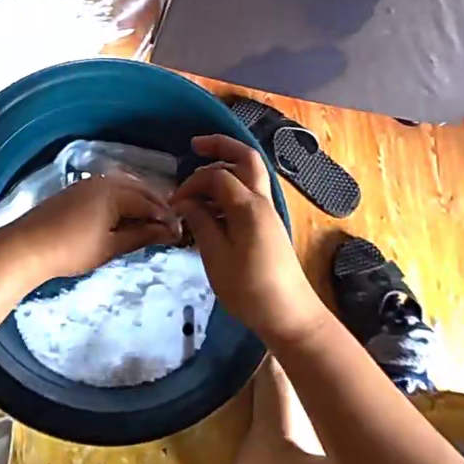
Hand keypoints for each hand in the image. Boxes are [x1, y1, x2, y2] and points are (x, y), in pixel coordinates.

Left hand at [0, 174, 180, 279]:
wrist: (28, 245)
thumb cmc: (72, 249)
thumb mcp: (111, 246)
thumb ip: (141, 236)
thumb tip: (168, 231)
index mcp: (114, 193)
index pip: (149, 202)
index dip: (166, 216)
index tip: (180, 231)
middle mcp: (103, 181)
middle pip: (138, 188)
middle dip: (156, 204)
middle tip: (170, 224)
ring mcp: (87, 183)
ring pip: (123, 185)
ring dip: (140, 198)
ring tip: (150, 219)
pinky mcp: (76, 190)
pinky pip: (108, 187)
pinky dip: (123, 197)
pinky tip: (125, 212)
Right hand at [170, 135, 328, 344]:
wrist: (290, 318)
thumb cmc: (249, 289)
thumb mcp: (216, 255)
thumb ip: (200, 221)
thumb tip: (186, 202)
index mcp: (249, 207)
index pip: (217, 176)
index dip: (191, 184)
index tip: (173, 204)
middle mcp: (262, 202)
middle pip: (246, 158)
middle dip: (221, 146)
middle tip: (194, 145)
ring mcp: (268, 213)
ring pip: (249, 174)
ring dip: (224, 168)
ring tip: (197, 180)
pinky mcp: (267, 226)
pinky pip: (248, 193)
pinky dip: (229, 188)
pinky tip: (210, 205)